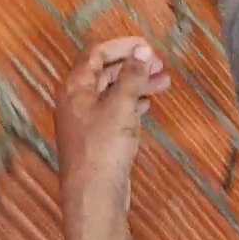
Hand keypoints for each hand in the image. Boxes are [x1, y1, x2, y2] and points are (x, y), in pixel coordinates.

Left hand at [56, 37, 171, 218]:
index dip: (122, 46)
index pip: (97, 53)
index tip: (146, 46)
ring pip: (113, 90)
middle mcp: (77, 99)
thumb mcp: (121, 104)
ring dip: (137, 83)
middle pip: (106, 71)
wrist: (93, 193)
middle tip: (158, 64)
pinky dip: (132, 101)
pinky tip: (147, 104)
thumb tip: (141, 50)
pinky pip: (115, 108)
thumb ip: (132, 75)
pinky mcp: (96, 135)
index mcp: (76, 87)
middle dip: (133, 65)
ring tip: (163, 83)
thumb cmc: (102, 147)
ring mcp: (86, 118)